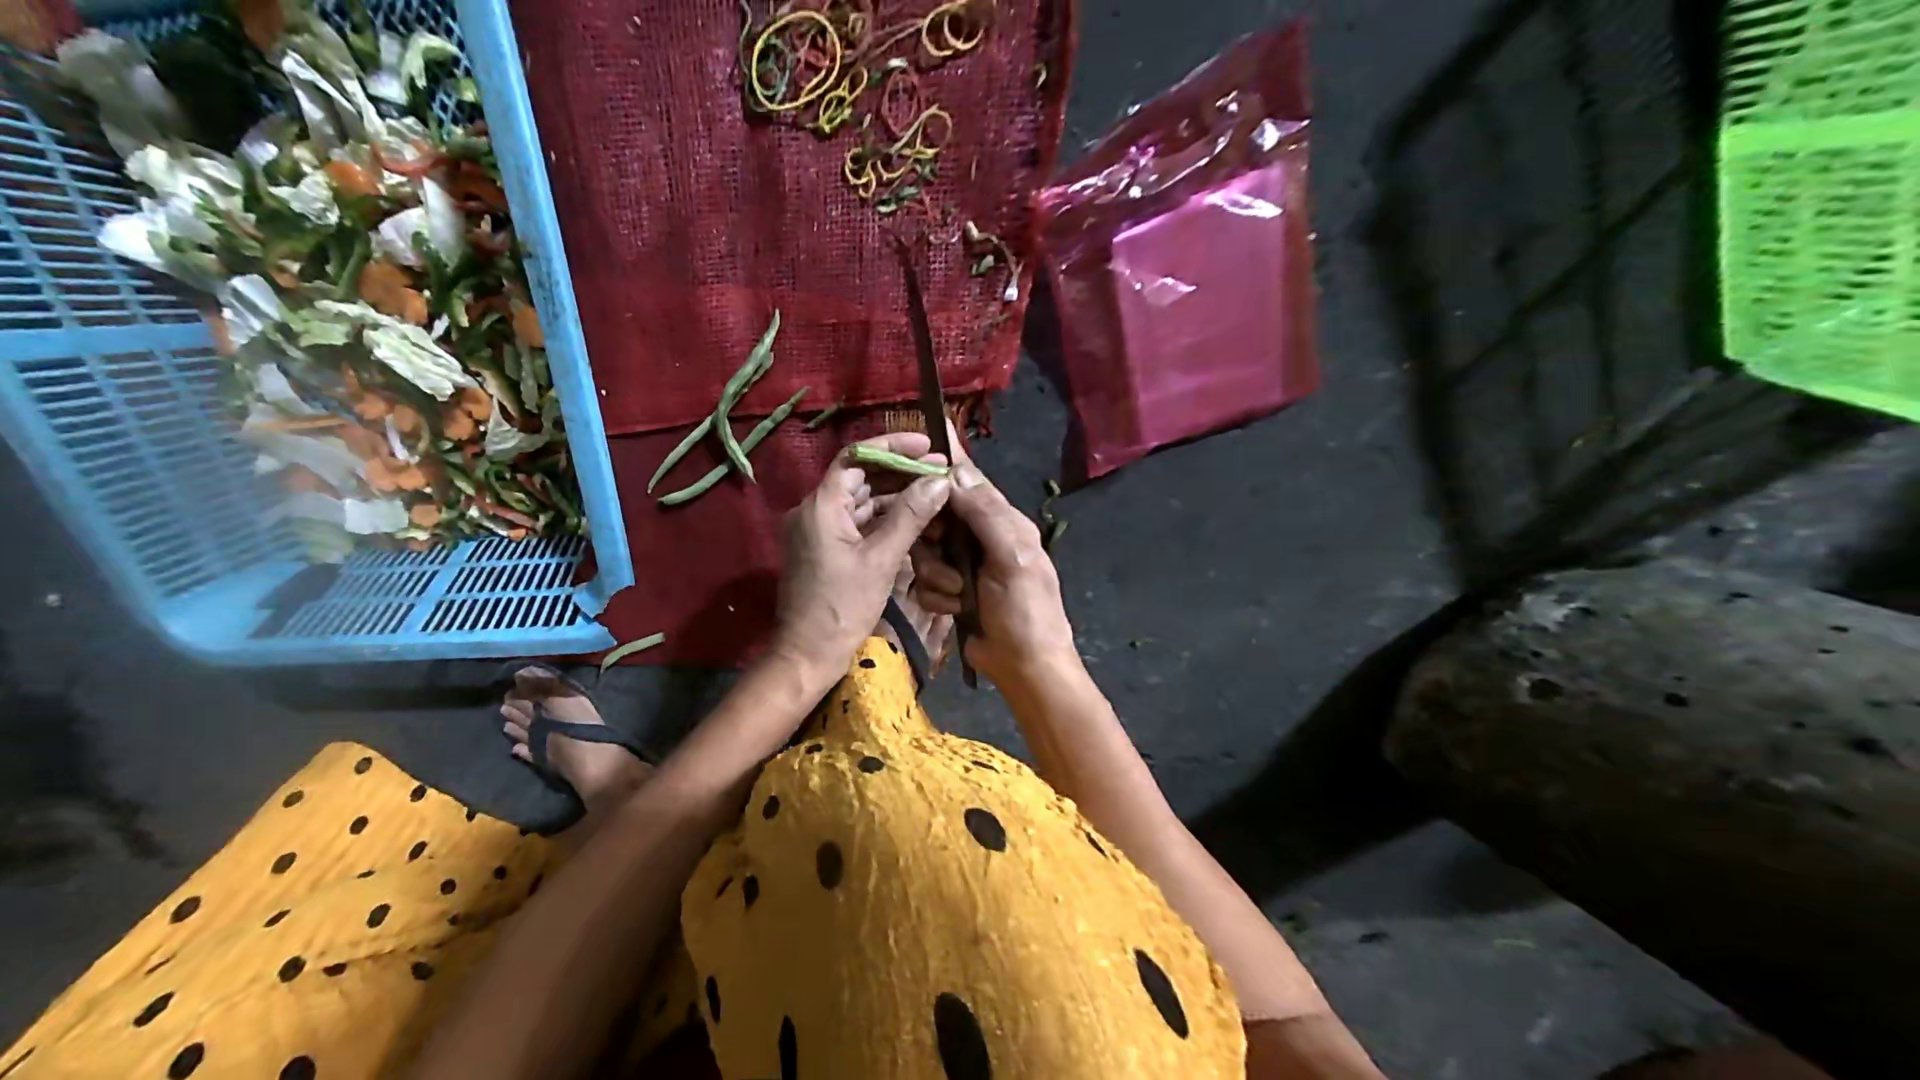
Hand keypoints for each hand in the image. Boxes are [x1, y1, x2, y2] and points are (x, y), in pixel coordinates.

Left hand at [770, 433, 951, 686]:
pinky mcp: (822, 548)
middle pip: (858, 477)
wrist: (808, 654)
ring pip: (859, 500)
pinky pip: (855, 521)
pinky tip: (913, 518)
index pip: (856, 457)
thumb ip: (910, 516)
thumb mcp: (882, 560)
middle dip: (898, 471)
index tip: (926, 445)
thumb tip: (940, 482)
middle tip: (938, 471)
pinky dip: (882, 517)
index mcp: (821, 506)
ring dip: (893, 494)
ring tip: (933, 491)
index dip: (892, 446)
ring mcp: (816, 530)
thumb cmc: (842, 607)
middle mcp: (813, 510)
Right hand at [910, 433, 1075, 691]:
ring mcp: (964, 566)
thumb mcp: (1012, 557)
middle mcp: (981, 537)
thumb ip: (985, 513)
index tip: (918, 448)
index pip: (970, 481)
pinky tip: (954, 609)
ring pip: (926, 550)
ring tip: (957, 594)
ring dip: (936, 574)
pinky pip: (926, 581)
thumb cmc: (1026, 610)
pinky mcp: (950, 591)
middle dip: (932, 538)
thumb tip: (956, 470)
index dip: (944, 466)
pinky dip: (936, 596)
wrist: (1025, 668)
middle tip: (937, 551)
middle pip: (937, 516)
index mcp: (1002, 521)